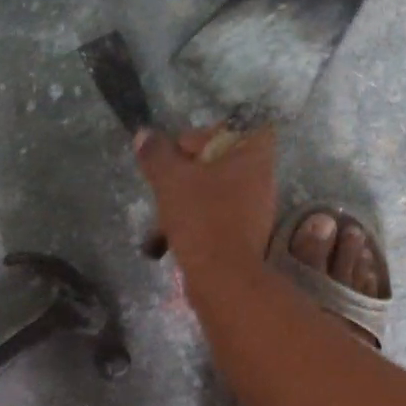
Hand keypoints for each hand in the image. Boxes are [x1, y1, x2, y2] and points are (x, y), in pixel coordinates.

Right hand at [134, 125, 277, 271]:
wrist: (223, 278)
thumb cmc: (202, 217)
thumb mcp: (171, 179)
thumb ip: (156, 154)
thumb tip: (144, 135)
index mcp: (254, 156)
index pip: (238, 127)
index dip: (208, 134)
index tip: (183, 149)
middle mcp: (261, 179)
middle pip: (220, 161)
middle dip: (186, 171)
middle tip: (163, 183)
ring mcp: (256, 209)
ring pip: (214, 191)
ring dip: (185, 199)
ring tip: (160, 216)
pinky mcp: (246, 236)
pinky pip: (216, 217)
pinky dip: (193, 222)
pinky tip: (167, 239)